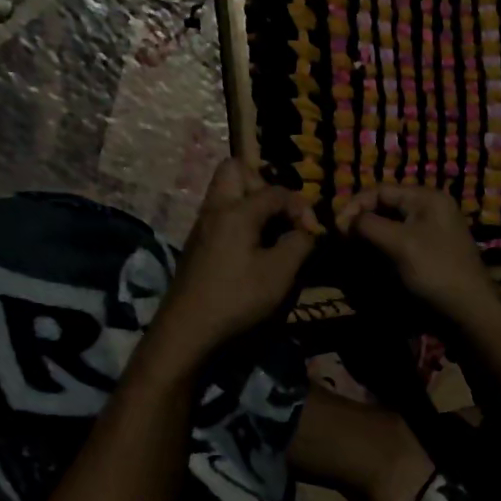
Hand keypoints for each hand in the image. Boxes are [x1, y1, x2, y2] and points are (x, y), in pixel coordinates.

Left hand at [148, 159, 319, 365]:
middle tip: (280, 214)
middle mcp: (215, 209)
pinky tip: (254, 249)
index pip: (276, 190)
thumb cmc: (237, 298)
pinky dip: (240, 221)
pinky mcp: (198, 245)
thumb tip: (308, 231)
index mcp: (236, 210)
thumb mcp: (280, 272)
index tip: (313, 233)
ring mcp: (202, 226)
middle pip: (235, 170)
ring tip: (272, 232)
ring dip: (251, 203)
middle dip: (264, 184)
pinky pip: (221, 215)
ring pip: (226, 193)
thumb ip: (300, 243)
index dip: (301, 207)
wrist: (187, 331)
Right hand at [338, 184, 500, 325]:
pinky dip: (382, 250)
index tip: (335, 228)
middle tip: (342, 242)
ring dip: (369, 238)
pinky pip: (399, 244)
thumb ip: (368, 226)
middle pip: (385, 206)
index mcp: (427, 198)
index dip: (355, 205)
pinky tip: (371, 262)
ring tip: (353, 253)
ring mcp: (430, 232)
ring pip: (390, 227)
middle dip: (361, 222)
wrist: (469, 311)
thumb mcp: (399, 243)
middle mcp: (430, 209)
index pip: (381, 190)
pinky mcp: (428, 254)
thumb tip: (343, 221)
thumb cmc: (435, 270)